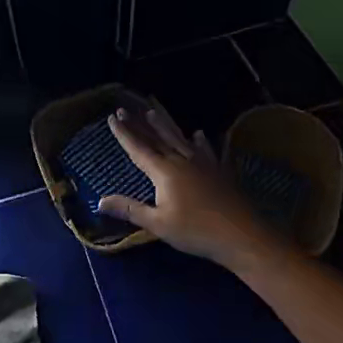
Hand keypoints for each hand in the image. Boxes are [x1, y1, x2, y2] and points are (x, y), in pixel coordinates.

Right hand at [98, 107, 282, 270]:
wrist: (243, 235)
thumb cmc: (196, 231)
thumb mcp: (158, 223)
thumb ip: (129, 209)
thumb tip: (99, 200)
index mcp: (164, 172)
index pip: (138, 148)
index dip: (124, 133)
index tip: (112, 117)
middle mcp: (182, 161)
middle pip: (157, 138)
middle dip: (140, 124)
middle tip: (127, 108)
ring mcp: (203, 164)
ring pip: (180, 139)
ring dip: (165, 125)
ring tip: (155, 111)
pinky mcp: (219, 171)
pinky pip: (206, 150)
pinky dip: (200, 142)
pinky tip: (198, 135)